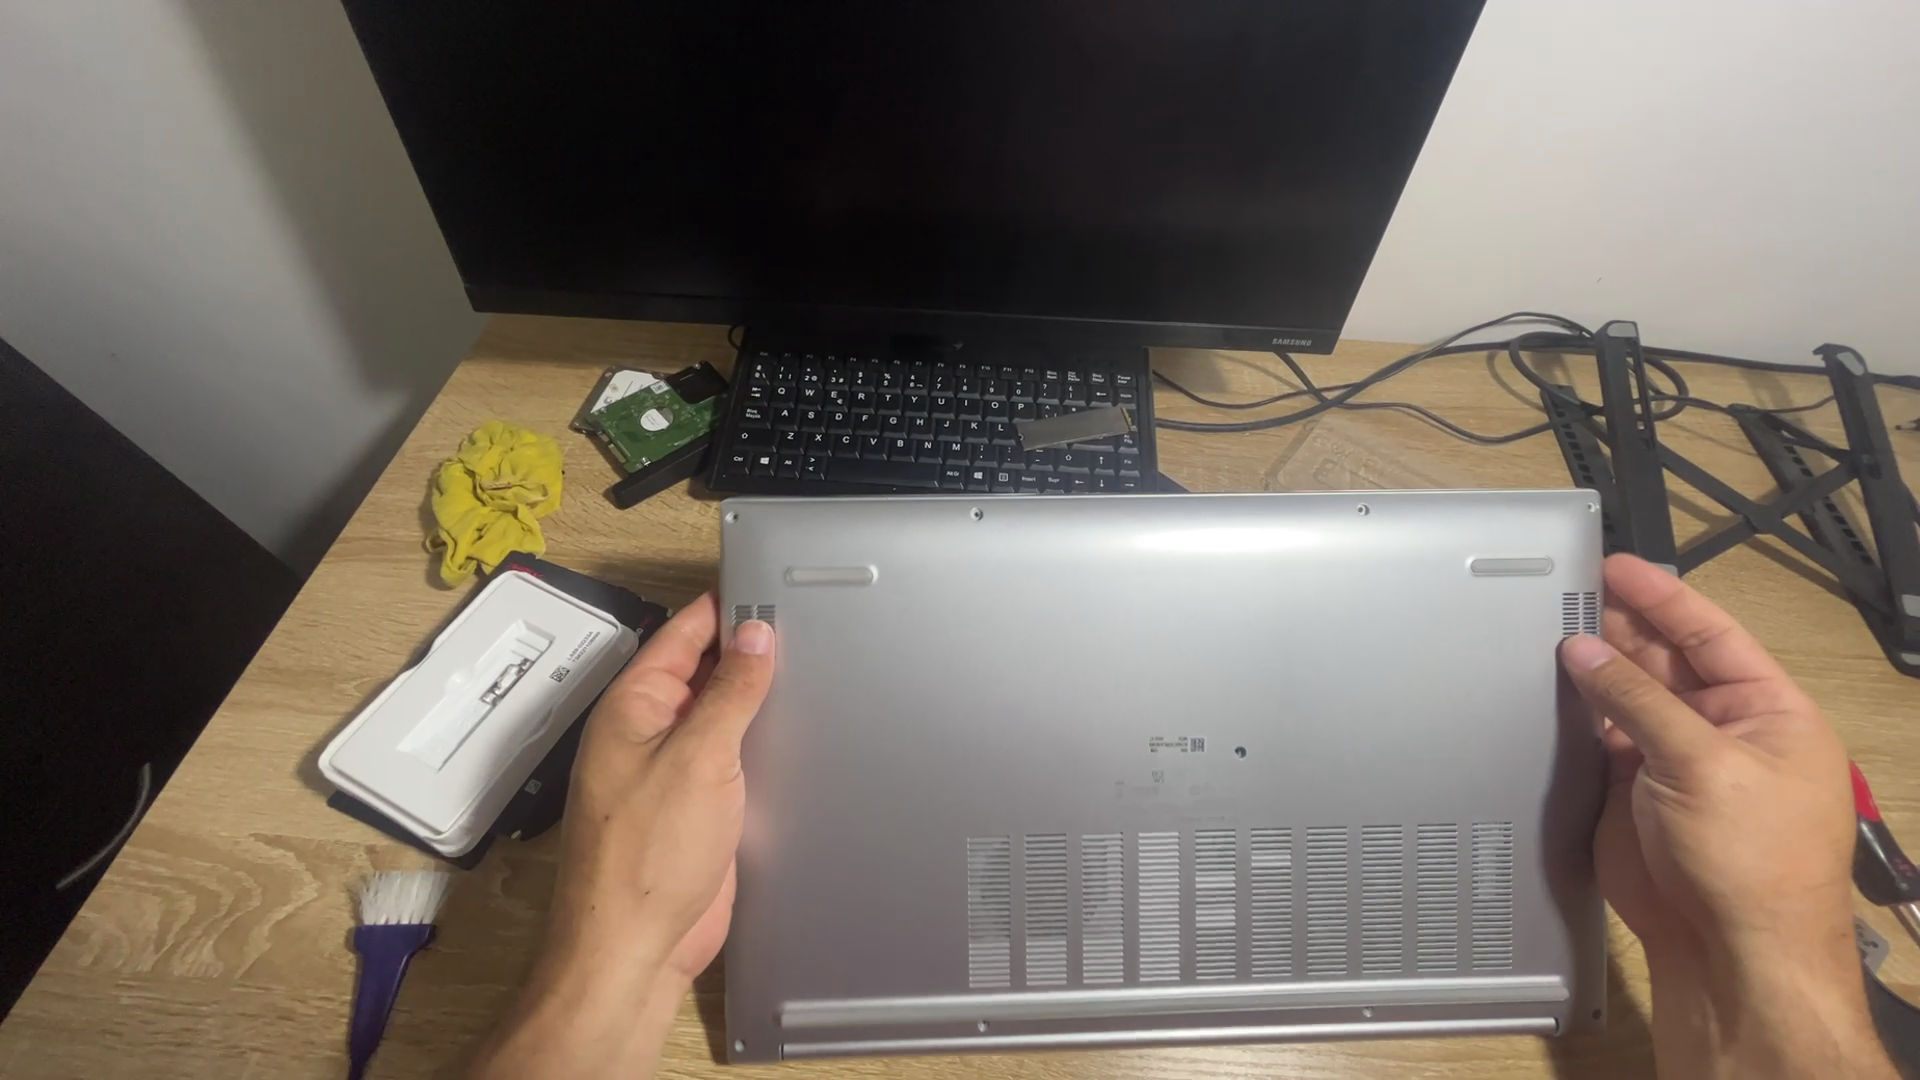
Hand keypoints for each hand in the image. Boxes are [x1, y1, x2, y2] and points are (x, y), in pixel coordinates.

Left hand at [472, 594, 773, 1079]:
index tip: (768, 587)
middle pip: (705, 668)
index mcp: (635, 706)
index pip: (683, 634)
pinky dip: (758, 731)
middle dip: (748, 648)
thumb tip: (757, 635)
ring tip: (809, 666)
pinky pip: (732, 747)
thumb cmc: (647, 854)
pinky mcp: (699, 797)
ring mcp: (675, 764)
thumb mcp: (698, 756)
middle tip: (803, 625)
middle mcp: (651, 729)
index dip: (724, 607)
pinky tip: (793, 724)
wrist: (638, 947)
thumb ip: (730, 691)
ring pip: (721, 708)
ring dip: (755, 692)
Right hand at [1560, 554, 1891, 1078]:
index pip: (1710, 636)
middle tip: (1565, 587)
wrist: (1722, 939)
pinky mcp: (1628, 773)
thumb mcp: (1703, 763)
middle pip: (1662, 656)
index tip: (1614, 565)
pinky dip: (1573, 698)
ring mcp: (1670, 749)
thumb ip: (1638, 700)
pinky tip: (1546, 676)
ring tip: (1547, 623)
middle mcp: (1718, 723)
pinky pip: (1598, 721)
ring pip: (1623, 687)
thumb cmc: (1749, 856)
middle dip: (1619, 622)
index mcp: (1766, 712)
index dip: (1663, 597)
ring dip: (1591, 659)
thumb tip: (1581, 648)